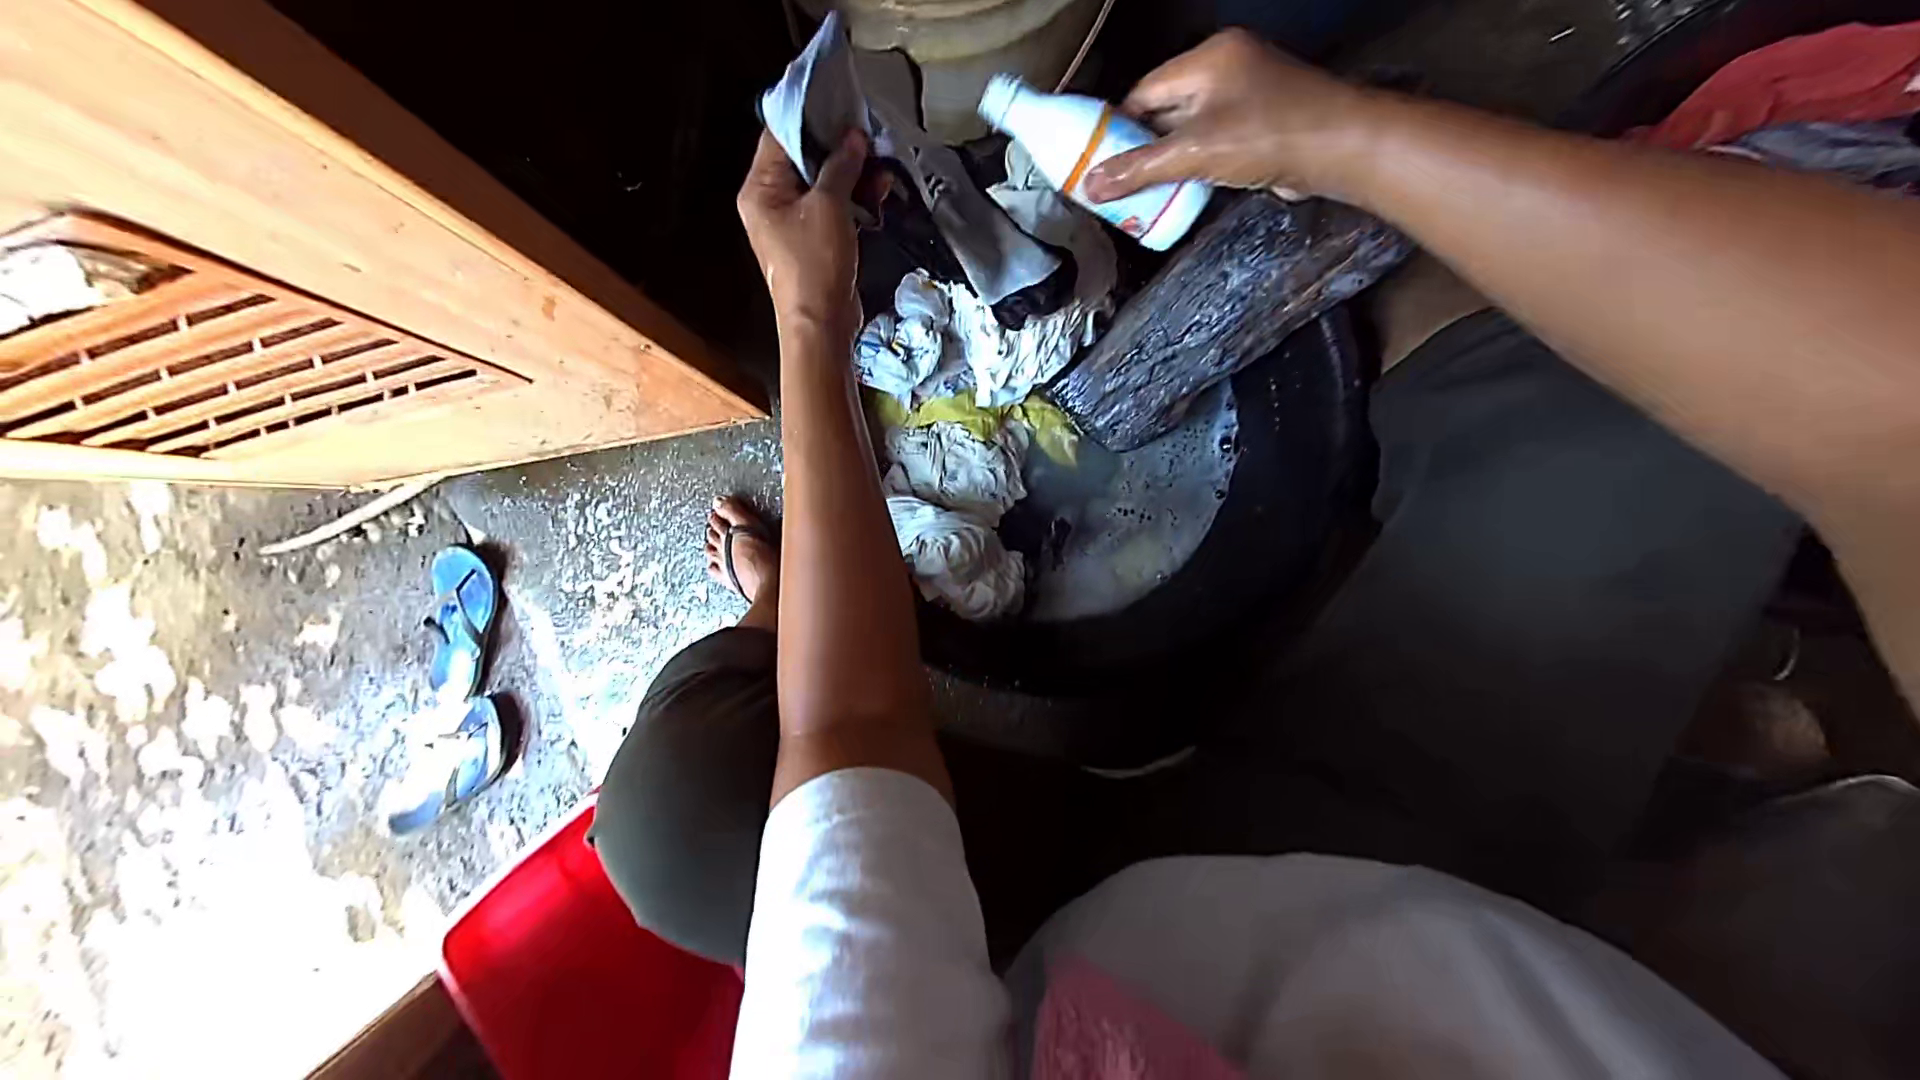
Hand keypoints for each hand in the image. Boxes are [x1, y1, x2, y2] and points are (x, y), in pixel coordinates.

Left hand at [737, 127, 867, 336]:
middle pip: (803, 159)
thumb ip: (841, 166)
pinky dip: (854, 200)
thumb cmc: (816, 264)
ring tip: (881, 167)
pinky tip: (879, 191)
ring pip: (823, 185)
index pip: (779, 135)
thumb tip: (854, 138)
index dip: (810, 118)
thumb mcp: (830, 207)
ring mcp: (794, 224)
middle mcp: (771, 203)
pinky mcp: (816, 242)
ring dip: (853, 176)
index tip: (841, 105)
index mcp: (760, 189)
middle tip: (868, 135)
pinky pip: (834, 210)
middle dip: (838, 148)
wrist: (822, 325)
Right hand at [1083, 29, 1380, 204]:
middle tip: (1115, 185)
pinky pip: (1209, 142)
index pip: (1143, 91)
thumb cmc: (1264, 137)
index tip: (1098, 163)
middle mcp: (1223, 69)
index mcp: (1206, 59)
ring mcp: (1242, 96)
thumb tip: (1089, 185)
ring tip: (1139, 195)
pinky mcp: (1256, 123)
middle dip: (1139, 149)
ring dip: (1164, 162)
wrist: (1336, 149)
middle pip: (1163, 111)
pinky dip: (1191, 166)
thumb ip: (1138, 169)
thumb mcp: (1192, 153)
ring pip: (1185, 130)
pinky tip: (1176, 191)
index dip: (1117, 128)